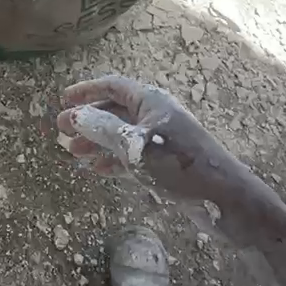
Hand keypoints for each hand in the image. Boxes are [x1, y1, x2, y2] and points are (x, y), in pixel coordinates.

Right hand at [56, 74, 244, 200]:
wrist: (225, 199)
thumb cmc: (180, 165)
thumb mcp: (135, 145)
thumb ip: (102, 129)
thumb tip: (74, 115)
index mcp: (150, 101)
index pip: (112, 86)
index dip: (86, 90)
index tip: (63, 99)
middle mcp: (155, 115)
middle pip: (114, 110)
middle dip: (88, 119)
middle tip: (60, 130)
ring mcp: (161, 139)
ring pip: (121, 134)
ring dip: (97, 141)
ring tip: (73, 152)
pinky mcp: (167, 162)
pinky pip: (132, 154)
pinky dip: (113, 159)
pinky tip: (98, 170)